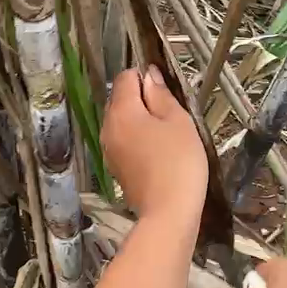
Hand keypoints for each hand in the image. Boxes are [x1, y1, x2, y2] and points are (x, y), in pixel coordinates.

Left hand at [103, 67, 207, 225]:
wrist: (168, 212)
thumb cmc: (178, 162)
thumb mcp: (178, 121)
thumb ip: (161, 95)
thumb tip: (149, 75)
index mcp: (121, 111)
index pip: (125, 77)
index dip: (145, 76)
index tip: (166, 90)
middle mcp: (107, 127)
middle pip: (120, 100)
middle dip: (142, 100)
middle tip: (170, 114)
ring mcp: (108, 150)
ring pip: (122, 122)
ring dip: (140, 121)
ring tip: (166, 135)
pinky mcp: (115, 168)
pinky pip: (124, 142)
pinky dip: (137, 140)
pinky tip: (157, 152)